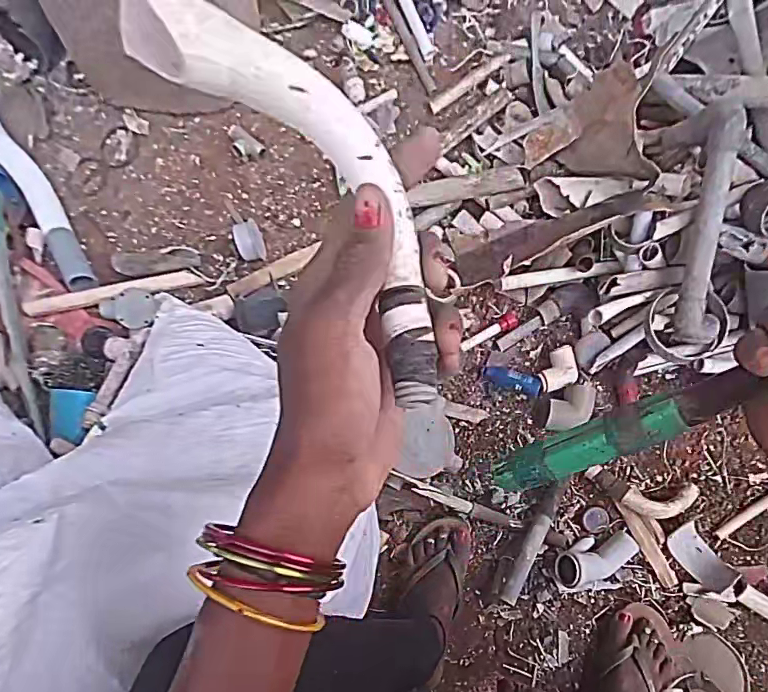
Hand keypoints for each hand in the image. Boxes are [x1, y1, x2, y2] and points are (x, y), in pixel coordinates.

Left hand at [240, 131, 460, 557]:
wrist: (338, 468)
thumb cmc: (326, 405)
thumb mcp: (336, 329)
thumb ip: (357, 267)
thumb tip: (370, 201)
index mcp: (327, 284)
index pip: (360, 214)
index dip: (392, 179)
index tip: (428, 147)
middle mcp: (353, 301)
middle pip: (402, 252)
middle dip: (425, 265)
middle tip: (427, 288)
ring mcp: (378, 333)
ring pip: (425, 295)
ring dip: (439, 314)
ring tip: (432, 345)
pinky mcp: (400, 361)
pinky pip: (432, 334)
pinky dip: (442, 344)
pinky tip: (438, 364)